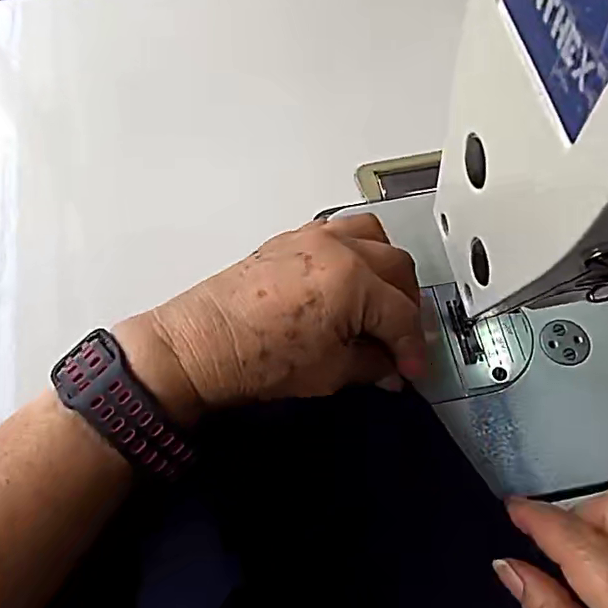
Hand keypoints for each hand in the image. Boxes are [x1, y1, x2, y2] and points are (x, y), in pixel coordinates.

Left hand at [112, 213, 425, 423]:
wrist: (197, 348)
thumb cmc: (247, 357)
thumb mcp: (326, 374)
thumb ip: (369, 365)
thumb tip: (387, 365)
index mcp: (351, 280)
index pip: (401, 314)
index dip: (411, 348)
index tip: (409, 368)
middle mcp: (334, 249)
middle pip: (396, 269)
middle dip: (405, 308)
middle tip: (398, 342)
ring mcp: (308, 239)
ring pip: (372, 239)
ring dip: (385, 270)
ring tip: (380, 304)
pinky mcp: (286, 241)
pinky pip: (336, 234)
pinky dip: (354, 254)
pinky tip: (348, 282)